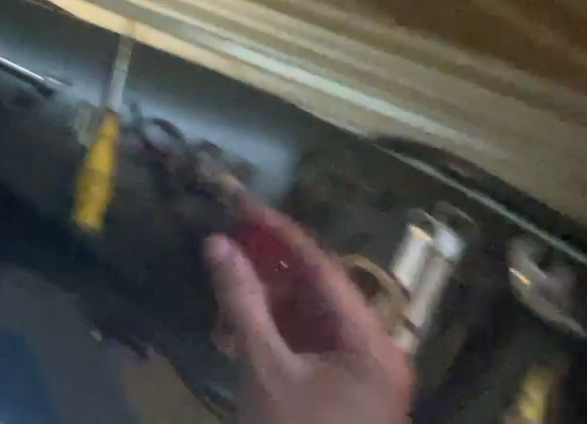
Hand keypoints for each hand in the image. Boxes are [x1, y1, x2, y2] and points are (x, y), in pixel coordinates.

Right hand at [205, 207, 412, 423]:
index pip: (322, 268)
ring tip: (219, 282)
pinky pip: (299, 335)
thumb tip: (216, 240)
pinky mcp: (335, 383)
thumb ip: (240, 299)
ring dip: (260, 295)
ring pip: (303, 310)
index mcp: (369, 343)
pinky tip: (230, 324)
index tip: (239, 203)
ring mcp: (354, 367)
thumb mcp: (264, 364)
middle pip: (314, 287)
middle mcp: (370, 348)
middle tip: (220, 238)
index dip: (279, 232)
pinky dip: (265, 323)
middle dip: (265, 264)